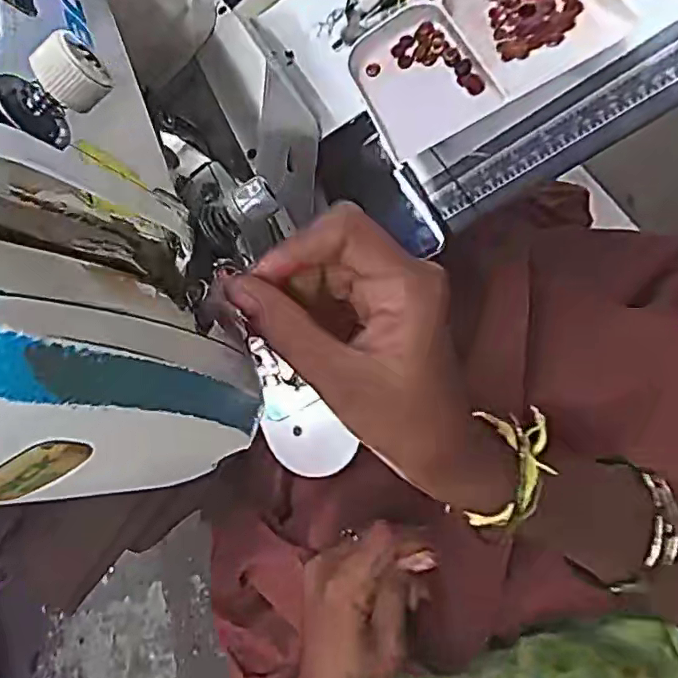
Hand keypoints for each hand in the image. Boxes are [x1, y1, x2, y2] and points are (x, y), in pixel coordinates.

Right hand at [225, 203, 513, 510]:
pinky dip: (303, 305)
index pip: (343, 230)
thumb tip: (241, 290)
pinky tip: (296, 334)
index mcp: (407, 284)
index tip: (260, 277)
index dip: (293, 247)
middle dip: (287, 275)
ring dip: (292, 293)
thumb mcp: (335, 376)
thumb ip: (283, 327)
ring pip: (323, 263)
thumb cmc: (407, 422)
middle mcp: (404, 274)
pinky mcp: (378, 299)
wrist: (436, 448)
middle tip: (256, 307)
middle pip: (328, 244)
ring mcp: (392, 284)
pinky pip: (329, 284)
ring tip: (277, 330)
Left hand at [293, 521, 435, 677]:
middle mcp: (323, 563)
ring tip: (411, 588)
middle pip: (370, 536)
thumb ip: (399, 588)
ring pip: (360, 543)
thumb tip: (418, 555)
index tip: (436, 552)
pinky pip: (348, 555)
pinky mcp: (314, 576)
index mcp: (342, 579)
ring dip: (387, 557)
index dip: (412, 538)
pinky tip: (388, 587)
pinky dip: (371, 564)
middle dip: (401, 549)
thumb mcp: (391, 638)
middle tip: (427, 573)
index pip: (381, 535)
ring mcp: (315, 567)